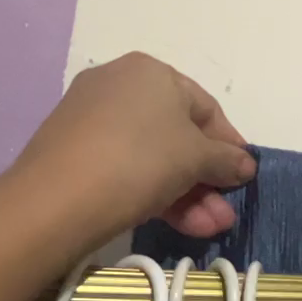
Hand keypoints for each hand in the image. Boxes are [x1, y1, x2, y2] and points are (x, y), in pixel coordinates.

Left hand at [12, 52, 255, 239]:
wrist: (56, 201)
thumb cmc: (141, 160)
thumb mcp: (199, 159)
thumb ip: (228, 160)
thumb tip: (245, 165)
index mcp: (152, 72)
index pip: (207, 108)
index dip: (230, 145)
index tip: (243, 175)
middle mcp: (119, 86)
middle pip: (179, 136)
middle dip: (207, 179)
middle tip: (225, 212)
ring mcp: (91, 118)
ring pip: (154, 156)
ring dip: (187, 194)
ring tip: (208, 228)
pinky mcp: (72, 151)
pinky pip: (126, 166)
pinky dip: (154, 191)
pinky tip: (176, 222)